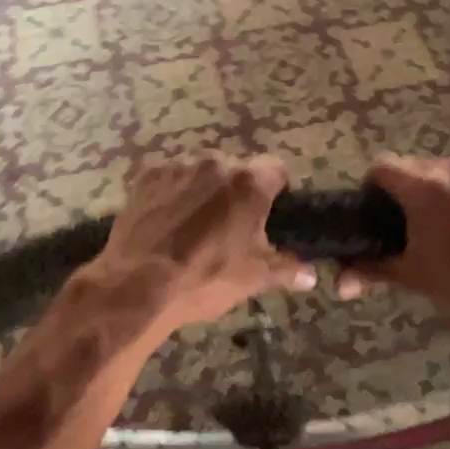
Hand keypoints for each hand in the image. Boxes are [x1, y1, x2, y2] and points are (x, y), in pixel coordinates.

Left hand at [83, 152, 316, 333]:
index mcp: (249, 182)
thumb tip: (311, 274)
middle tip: (230, 225)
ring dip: (203, 190)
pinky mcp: (147, 174)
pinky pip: (169, 176)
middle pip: (236, 169)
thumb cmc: (205, 279)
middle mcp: (216, 163)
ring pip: (201, 172)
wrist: (138, 285)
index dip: (277, 189)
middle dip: (236, 191)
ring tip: (193, 225)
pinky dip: (172, 192)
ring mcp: (178, 166)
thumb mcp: (254, 279)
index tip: (271, 212)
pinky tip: (165, 220)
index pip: (276, 169)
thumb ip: (287, 269)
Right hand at [337, 156, 449, 336]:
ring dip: (437, 191)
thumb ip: (373, 271)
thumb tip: (340, 283)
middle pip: (413, 168)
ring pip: (444, 172)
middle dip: (406, 192)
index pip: (380, 166)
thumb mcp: (415, 276)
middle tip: (410, 227)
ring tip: (446, 227)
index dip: (373, 188)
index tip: (378, 215)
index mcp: (422, 186)